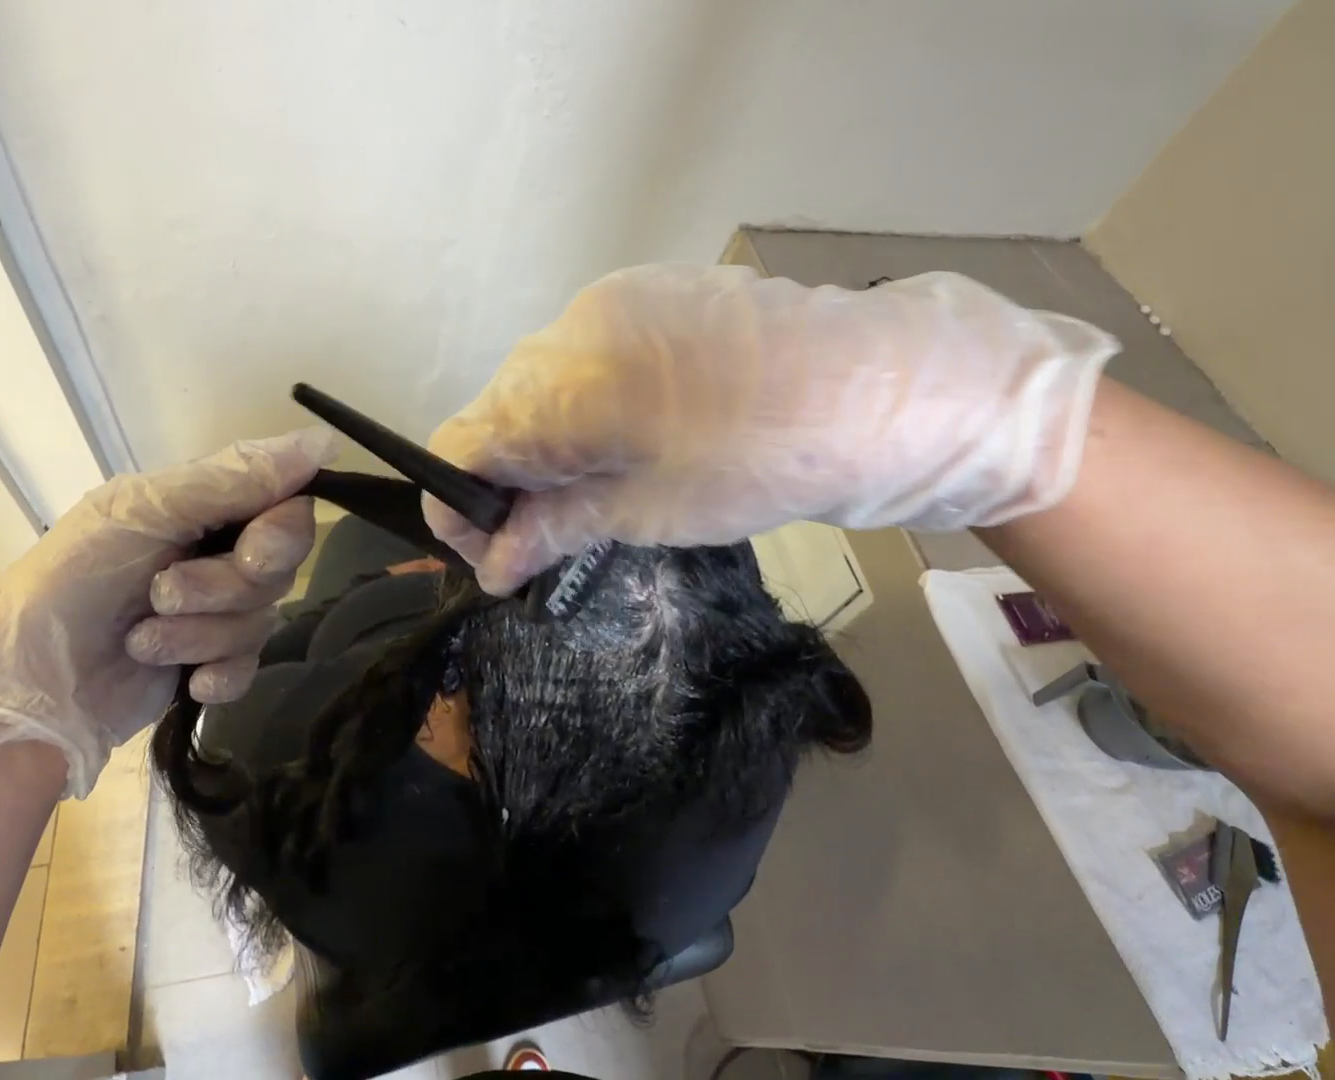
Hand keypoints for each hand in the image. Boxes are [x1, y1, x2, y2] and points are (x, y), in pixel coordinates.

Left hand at [0, 429, 333, 796]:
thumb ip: (233, 479)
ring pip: (263, 621)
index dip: (282, 532)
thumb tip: (325, 441)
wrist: (21, 687)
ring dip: (201, 634)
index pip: (288, 506)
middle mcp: (218, 554)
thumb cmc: (69, 581)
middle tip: (162, 594)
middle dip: (222, 589)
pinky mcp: (210, 665)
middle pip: (282, 568)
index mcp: (205, 506)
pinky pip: (251, 668)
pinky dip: (218, 675)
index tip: (253, 552)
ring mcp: (217, 613)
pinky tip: (184, 680)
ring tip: (141, 639)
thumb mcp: (145, 512)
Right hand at [425, 264, 1116, 593]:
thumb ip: (556, 527)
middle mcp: (568, 329)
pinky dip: (579, 402)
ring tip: (590, 485)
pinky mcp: (645, 290)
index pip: (460, 444)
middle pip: (495, 413)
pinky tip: (624, 434)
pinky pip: (580, 354)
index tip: (490, 552)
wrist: (875, 389)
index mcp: (562, 388)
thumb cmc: (761, 466)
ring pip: (537, 382)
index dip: (458, 508)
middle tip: (541, 534)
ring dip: (542, 440)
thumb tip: (495, 567)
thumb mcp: (647, 511)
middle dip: (503, 478)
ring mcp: (608, 300)